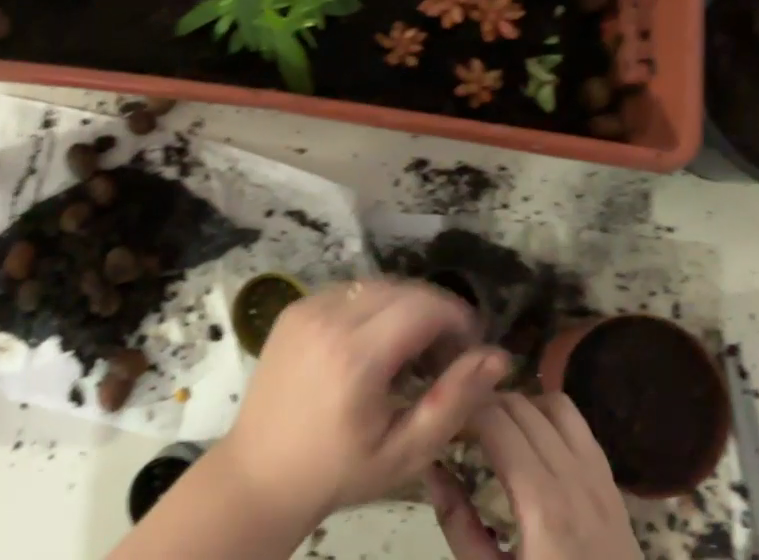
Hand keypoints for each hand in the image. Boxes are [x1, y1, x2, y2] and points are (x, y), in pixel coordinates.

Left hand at [215, 279, 510, 520]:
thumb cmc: (339, 470)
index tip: (471, 346)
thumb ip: (454, 400)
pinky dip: (371, 306)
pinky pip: (346, 292)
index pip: (423, 306)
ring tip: (413, 351)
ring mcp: (306, 308)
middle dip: (434, 312)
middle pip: (401, 290)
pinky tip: (376, 344)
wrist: (262, 472)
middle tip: (446, 354)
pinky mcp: (293, 310)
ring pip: (374, 286)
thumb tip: (497, 357)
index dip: (458, 318)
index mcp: (357, 355)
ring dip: (403, 306)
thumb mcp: (406, 451)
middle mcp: (328, 318)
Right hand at [426, 393, 639, 559]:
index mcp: (542, 504)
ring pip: (553, 404)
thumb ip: (458, 523)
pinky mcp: (611, 481)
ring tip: (494, 428)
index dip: (462, 412)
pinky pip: (579, 425)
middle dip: (483, 405)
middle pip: (521, 405)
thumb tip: (432, 469)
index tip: (441, 426)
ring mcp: (599, 476)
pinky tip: (530, 440)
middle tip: (459, 427)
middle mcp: (573, 477)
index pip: (495, 421)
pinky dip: (549, 416)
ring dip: (519, 405)